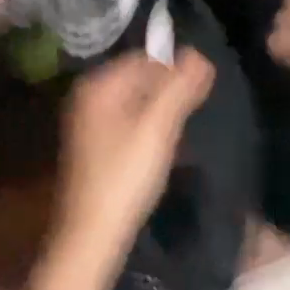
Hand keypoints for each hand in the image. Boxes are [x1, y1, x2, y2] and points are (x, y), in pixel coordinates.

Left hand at [55, 49, 213, 253]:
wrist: (93, 233)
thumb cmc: (126, 176)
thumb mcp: (159, 127)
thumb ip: (181, 87)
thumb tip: (202, 56)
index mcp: (98, 85)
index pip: (146, 58)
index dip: (177, 70)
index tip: (201, 93)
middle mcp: (88, 98)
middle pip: (141, 80)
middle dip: (169, 92)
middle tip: (194, 114)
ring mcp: (89, 125)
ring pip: (137, 105)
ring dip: (162, 115)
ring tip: (180, 134)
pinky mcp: (96, 149)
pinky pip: (130, 125)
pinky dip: (149, 132)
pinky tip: (161, 152)